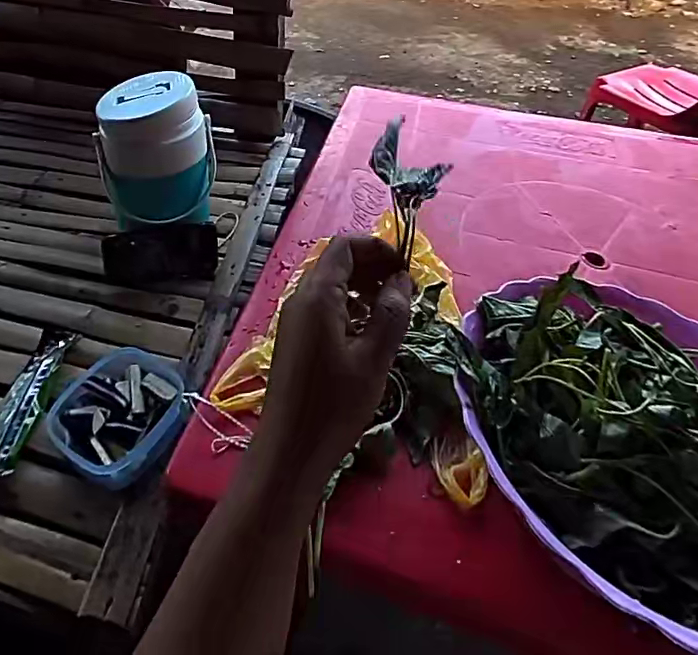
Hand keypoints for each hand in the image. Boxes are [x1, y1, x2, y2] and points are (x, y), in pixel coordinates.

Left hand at [250, 236, 412, 494]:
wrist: (290, 449)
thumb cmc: (334, 405)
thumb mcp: (374, 358)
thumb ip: (391, 313)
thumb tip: (402, 280)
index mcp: (317, 295)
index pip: (345, 247)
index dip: (377, 248)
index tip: (407, 266)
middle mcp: (301, 298)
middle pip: (337, 262)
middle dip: (373, 266)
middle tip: (407, 288)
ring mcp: (295, 318)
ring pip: (331, 285)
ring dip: (363, 287)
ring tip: (394, 309)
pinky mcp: (296, 337)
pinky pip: (324, 306)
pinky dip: (350, 306)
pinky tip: (371, 329)